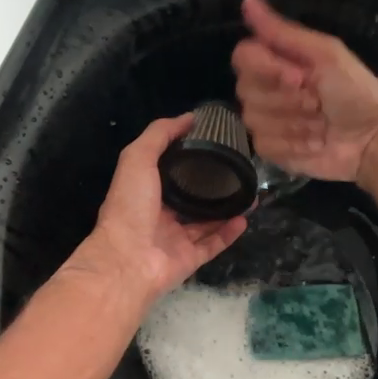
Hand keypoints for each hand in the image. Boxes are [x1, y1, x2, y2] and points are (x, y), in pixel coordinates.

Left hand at [61, 114, 247, 301]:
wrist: (128, 260)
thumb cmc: (130, 205)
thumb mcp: (138, 158)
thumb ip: (160, 134)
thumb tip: (189, 118)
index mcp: (145, 191)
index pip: (170, 170)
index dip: (189, 156)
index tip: (214, 141)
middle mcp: (160, 215)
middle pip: (192, 197)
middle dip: (213, 185)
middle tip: (238, 169)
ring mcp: (175, 239)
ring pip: (207, 221)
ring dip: (227, 208)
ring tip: (250, 193)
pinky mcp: (190, 259)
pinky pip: (214, 244)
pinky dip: (229, 232)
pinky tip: (245, 217)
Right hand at [232, 0, 377, 183]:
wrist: (372, 138)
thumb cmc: (354, 91)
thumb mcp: (325, 53)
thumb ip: (283, 32)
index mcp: (278, 60)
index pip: (243, 56)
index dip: (266, 69)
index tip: (299, 76)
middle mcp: (266, 89)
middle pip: (246, 90)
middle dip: (286, 99)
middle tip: (317, 102)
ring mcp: (266, 121)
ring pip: (255, 119)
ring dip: (294, 123)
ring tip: (320, 123)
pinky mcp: (272, 150)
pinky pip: (265, 144)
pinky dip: (293, 145)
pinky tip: (314, 142)